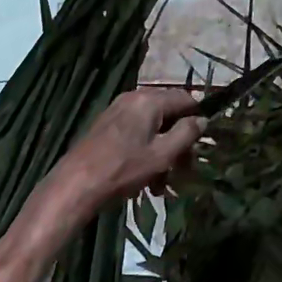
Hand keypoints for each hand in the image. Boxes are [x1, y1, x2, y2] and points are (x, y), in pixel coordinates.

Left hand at [45, 88, 205, 215]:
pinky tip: (146, 178)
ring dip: (163, 151)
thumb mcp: (162, 154)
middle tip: (184, 170)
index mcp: (148, 100)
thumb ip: (186, 133)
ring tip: (163, 183)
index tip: (203, 143)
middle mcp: (133, 98)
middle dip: (180, 140)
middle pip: (168, 113)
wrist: (78, 183)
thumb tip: (202, 119)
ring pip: (152, 126)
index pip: (185, 98)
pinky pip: (137, 133)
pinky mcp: (108, 126)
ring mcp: (118, 111)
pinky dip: (146, 151)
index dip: (198, 118)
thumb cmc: (124, 168)